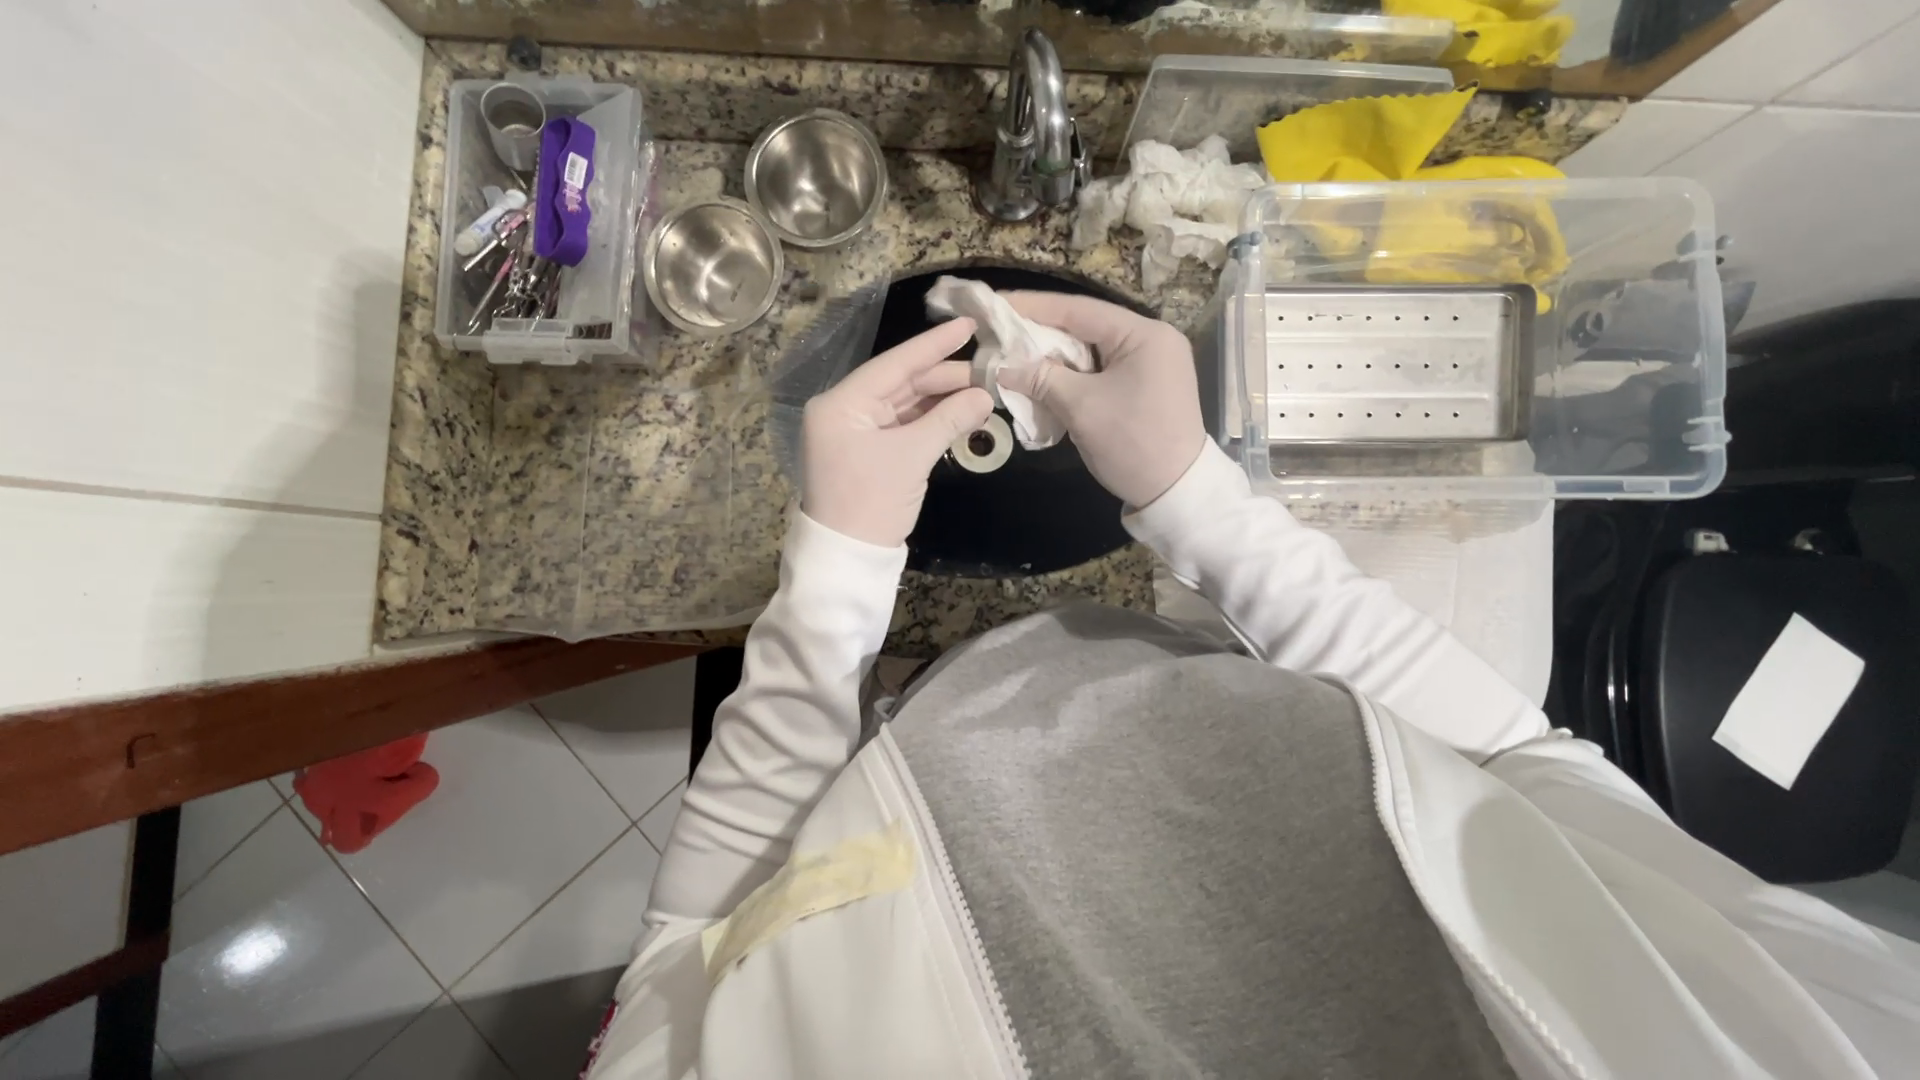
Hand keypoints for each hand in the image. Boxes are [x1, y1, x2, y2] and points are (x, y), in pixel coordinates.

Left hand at [802, 319, 994, 547]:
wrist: (848, 559)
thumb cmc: (872, 502)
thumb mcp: (912, 457)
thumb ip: (949, 419)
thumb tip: (985, 395)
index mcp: (841, 404)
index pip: (894, 364)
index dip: (933, 345)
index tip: (968, 325)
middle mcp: (843, 411)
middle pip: (900, 383)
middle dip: (943, 377)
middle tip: (987, 368)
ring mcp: (855, 433)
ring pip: (904, 404)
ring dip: (940, 399)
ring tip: (982, 391)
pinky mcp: (868, 453)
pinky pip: (902, 426)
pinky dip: (930, 421)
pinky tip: (961, 413)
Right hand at [996, 292, 1206, 508]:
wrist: (1176, 492)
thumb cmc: (1131, 443)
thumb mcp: (1082, 408)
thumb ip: (1041, 379)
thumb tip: (1004, 368)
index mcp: (1143, 335)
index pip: (1079, 310)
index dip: (1034, 307)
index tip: (998, 303)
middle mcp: (1151, 341)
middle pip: (1086, 328)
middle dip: (1042, 334)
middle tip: (1001, 333)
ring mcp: (1150, 365)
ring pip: (1091, 351)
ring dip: (1054, 358)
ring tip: (1014, 357)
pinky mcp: (1144, 387)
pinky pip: (1101, 372)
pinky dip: (1071, 376)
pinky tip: (1042, 380)